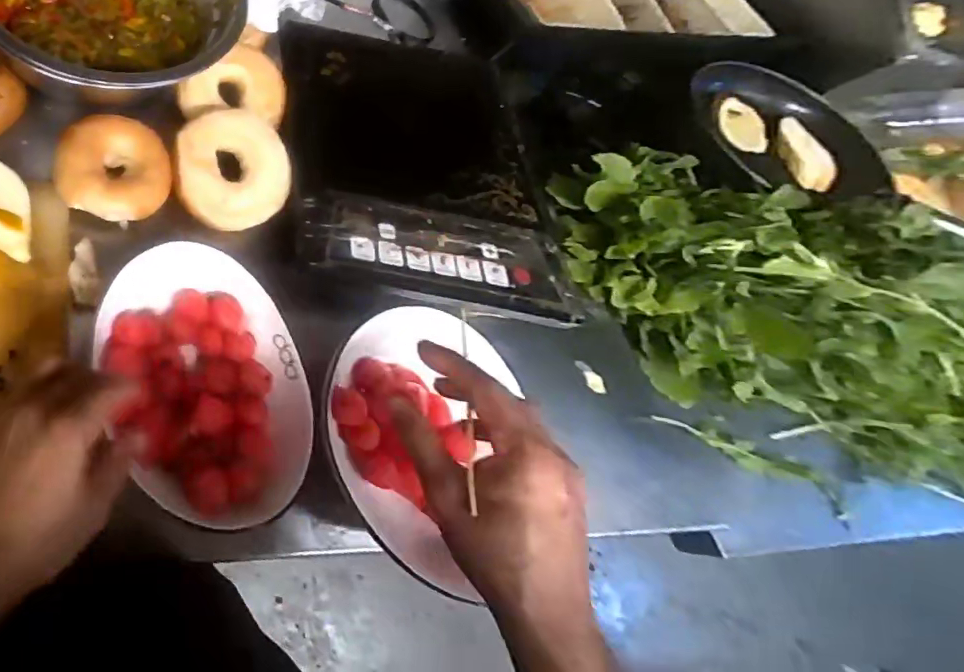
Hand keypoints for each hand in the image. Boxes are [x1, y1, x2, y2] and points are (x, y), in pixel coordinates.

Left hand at [0, 363, 139, 671]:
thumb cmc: (41, 539)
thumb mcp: (92, 508)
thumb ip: (116, 463)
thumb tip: (138, 433)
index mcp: (68, 427)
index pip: (106, 389)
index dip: (127, 387)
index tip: (141, 394)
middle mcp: (40, 405)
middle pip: (78, 373)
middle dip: (103, 379)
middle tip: (117, 397)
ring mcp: (13, 407)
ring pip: (49, 368)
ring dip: (74, 373)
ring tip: (86, 394)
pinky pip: (28, 382)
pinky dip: (48, 381)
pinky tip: (55, 405)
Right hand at [389, 341, 610, 671]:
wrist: (548, 616)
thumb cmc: (492, 554)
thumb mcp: (447, 496)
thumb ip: (422, 441)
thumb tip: (395, 397)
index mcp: (528, 451)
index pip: (488, 390)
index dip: (452, 365)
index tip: (421, 348)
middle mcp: (555, 454)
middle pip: (510, 401)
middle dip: (469, 384)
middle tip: (432, 379)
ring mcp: (566, 472)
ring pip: (524, 421)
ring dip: (486, 407)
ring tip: (451, 410)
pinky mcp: (567, 489)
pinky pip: (532, 442)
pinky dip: (502, 430)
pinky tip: (480, 449)